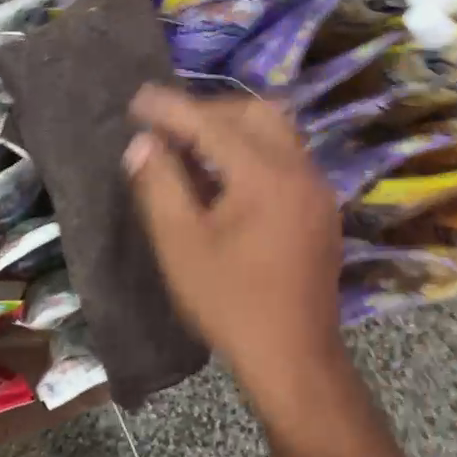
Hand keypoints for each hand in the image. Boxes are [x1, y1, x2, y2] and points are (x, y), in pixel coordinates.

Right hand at [124, 85, 344, 402]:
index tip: (137, 99)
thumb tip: (142, 143)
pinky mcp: (320, 210)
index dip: (170, 108)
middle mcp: (300, 172)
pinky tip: (221, 177)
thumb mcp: (179, 243)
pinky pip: (284, 157)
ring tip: (188, 146)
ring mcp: (317, 190)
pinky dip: (250, 150)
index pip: (212, 124)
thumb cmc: (228, 301)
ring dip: (231, 128)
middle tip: (165, 125)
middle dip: (207, 110)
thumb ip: (159, 184)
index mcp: (265, 176)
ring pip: (276, 132)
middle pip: (255, 113)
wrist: (292, 357)